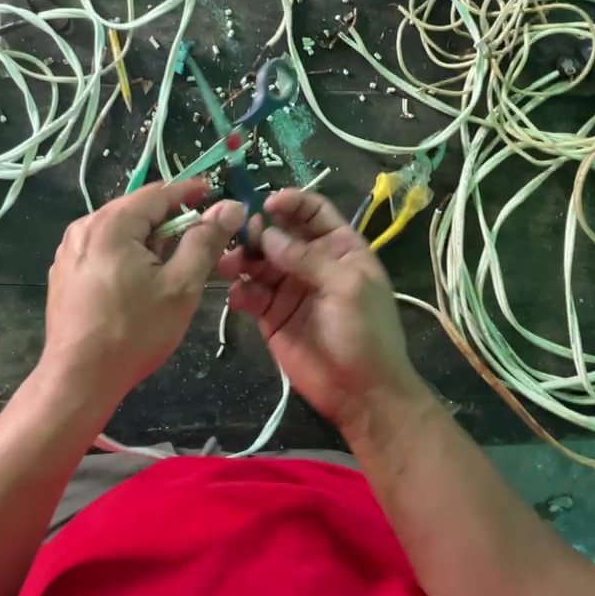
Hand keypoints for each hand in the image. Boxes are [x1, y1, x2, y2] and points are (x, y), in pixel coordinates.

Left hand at [41, 179, 245, 407]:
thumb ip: (205, 242)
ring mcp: (69, 251)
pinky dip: (125, 255)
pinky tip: (137, 284)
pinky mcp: (64, 273)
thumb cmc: (134, 332)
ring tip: (170, 267)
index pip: (158, 193)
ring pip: (119, 231)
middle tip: (198, 241)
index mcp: (111, 224)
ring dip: (148, 240)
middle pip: (137, 210)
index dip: (190, 192)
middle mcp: (84, 227)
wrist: (78, 379)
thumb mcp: (180, 287)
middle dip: (170, 220)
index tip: (215, 194)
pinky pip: (102, 249)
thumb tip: (230, 208)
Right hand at [216, 188, 426, 430]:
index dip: (290, 202)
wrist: (361, 393)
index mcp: (339, 247)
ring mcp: (288, 287)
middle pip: (277, 232)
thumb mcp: (347, 287)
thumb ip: (307, 257)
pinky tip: (237, 297)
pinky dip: (239, 291)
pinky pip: (248, 293)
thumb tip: (267, 234)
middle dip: (257, 230)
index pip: (312, 211)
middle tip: (239, 236)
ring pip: (257, 260)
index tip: (265, 203)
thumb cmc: (366, 332)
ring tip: (228, 266)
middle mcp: (311, 261)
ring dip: (241, 258)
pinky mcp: (270, 314)